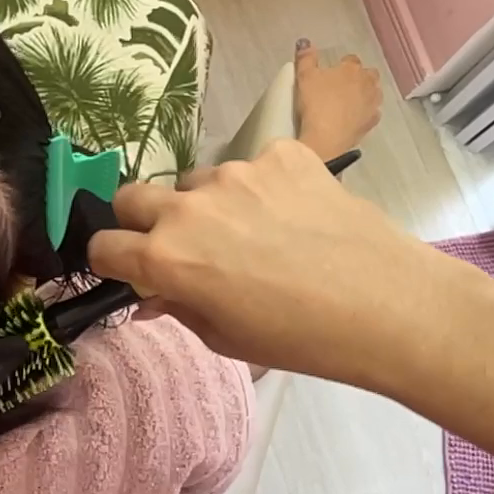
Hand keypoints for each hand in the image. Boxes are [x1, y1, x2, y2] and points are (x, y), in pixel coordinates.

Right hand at [87, 141, 470, 388]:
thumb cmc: (299, 339)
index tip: (128, 269)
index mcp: (166, 259)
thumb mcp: (223, 337)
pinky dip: (257, 189)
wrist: (389, 307)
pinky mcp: (280, 154)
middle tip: (177, 244)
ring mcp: (235, 174)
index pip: (103, 246)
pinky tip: (289, 215)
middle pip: (130, 196)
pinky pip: (249, 166)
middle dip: (140, 221)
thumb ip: (176, 306)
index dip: (110, 261)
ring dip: (204, 205)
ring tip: (251, 232)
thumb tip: (151, 295)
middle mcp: (188, 209)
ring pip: (194, 183)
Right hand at [293, 39, 381, 159]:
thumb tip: (305, 42)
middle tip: (341, 88)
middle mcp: (368, 82)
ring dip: (364, 94)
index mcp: (351, 69)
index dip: (341, 66)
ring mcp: (373, 102)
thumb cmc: (315, 103)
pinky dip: (365, 114)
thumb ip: (305, 59)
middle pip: (368, 74)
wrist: (325, 137)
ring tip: (347, 103)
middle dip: (358, 78)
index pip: (350, 60)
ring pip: (374, 93)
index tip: (330, 74)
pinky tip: (353, 119)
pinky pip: (372, 113)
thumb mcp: (304, 78)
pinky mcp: (372, 121)